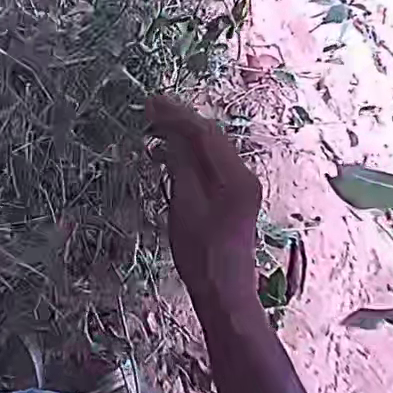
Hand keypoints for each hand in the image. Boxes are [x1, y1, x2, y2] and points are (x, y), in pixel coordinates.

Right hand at [146, 96, 262, 319]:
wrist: (222, 289)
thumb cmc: (200, 252)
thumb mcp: (184, 205)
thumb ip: (181, 167)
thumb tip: (169, 135)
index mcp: (236, 177)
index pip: (206, 133)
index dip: (177, 116)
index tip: (151, 104)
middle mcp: (243, 176)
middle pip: (211, 136)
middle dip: (180, 119)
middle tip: (150, 107)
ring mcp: (240, 185)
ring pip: (210, 147)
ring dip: (183, 134)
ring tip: (155, 124)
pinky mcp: (232, 195)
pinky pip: (210, 162)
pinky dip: (188, 151)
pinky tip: (167, 152)